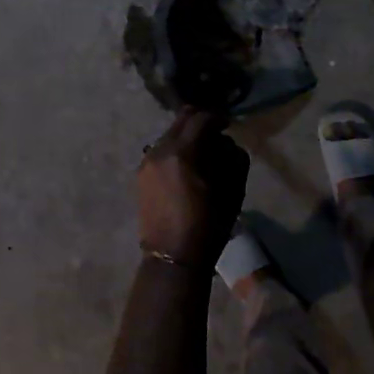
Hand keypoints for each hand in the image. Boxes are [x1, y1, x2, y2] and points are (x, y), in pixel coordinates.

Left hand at [136, 109, 249, 267]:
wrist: (173, 256)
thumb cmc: (208, 225)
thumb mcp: (233, 190)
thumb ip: (233, 157)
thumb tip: (225, 144)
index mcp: (183, 152)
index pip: (201, 119)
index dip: (217, 118)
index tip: (228, 124)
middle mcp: (159, 150)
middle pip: (180, 121)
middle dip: (200, 122)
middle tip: (215, 132)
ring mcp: (146, 162)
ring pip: (168, 135)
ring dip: (186, 137)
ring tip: (201, 154)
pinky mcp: (140, 175)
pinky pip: (160, 151)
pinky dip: (174, 151)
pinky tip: (185, 168)